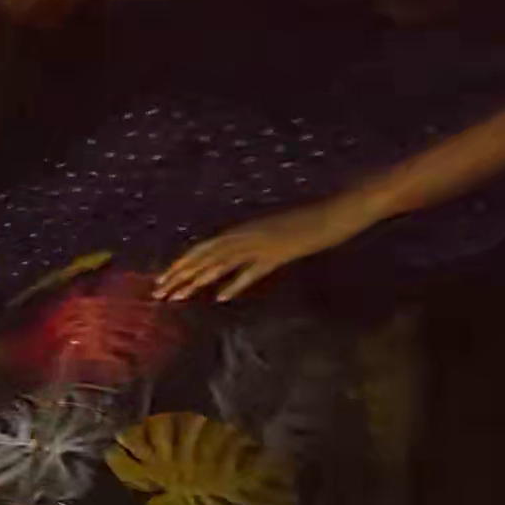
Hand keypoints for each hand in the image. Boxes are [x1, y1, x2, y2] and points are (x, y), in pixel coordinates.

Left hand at [154, 195, 378, 301]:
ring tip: (176, 297)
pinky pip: (254, 271)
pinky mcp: (283, 253)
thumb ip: (246, 245)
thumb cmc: (308, 220)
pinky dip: (237, 284)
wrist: (347, 207)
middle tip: (157, 294)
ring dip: (196, 282)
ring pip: (220, 265)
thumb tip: (226, 262)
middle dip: (177, 277)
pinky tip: (220, 297)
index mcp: (242, 230)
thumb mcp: (269, 231)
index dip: (178, 265)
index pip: (200, 250)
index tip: (160, 280)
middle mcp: (246, 236)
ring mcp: (263, 244)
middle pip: (203, 259)